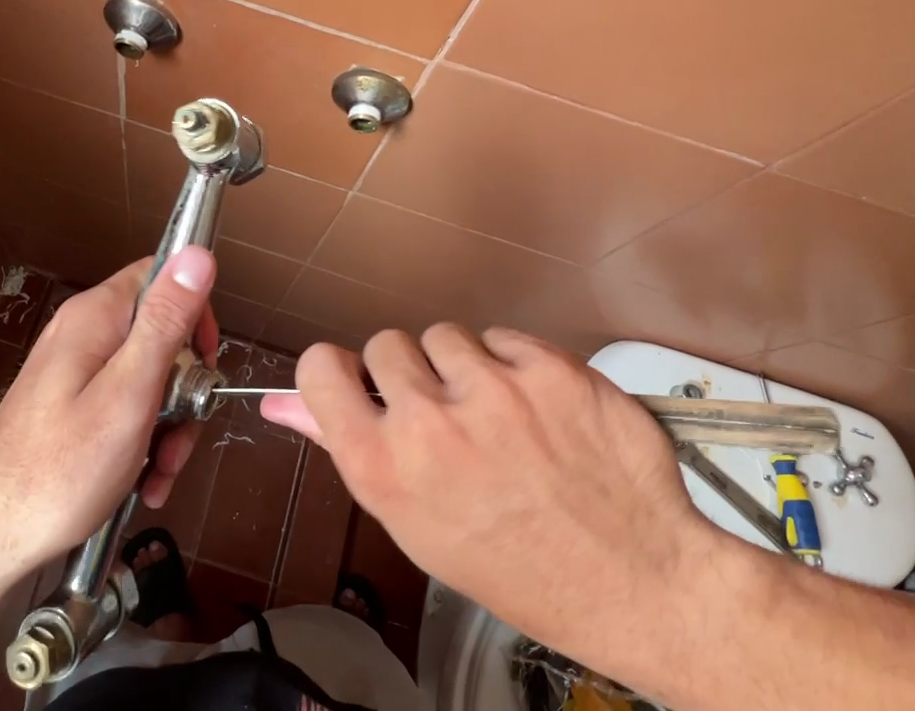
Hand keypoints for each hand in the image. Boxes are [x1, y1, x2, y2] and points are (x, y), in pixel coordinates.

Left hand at [0, 248, 218, 578]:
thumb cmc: (62, 471)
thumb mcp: (129, 394)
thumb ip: (165, 323)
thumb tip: (197, 253)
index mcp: (95, 318)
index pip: (162, 277)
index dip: (195, 315)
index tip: (205, 365)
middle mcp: (82, 334)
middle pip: (159, 335)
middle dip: (184, 387)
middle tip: (183, 435)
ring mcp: (73, 372)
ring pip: (146, 378)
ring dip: (168, 424)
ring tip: (162, 472)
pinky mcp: (69, 406)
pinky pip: (122, 406)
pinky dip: (142, 438)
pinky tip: (145, 480)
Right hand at [261, 325, 724, 670]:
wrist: (632, 580)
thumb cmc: (512, 564)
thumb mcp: (411, 521)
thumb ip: (346, 446)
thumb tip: (282, 406)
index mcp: (383, 468)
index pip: (320, 368)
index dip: (339, 372)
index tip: (361, 385)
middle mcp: (430, 423)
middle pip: (386, 344)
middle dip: (411, 376)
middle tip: (447, 418)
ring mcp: (495, 391)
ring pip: (446, 335)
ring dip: (464, 367)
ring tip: (497, 416)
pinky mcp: (551, 369)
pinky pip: (503, 337)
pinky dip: (515, 365)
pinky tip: (538, 410)